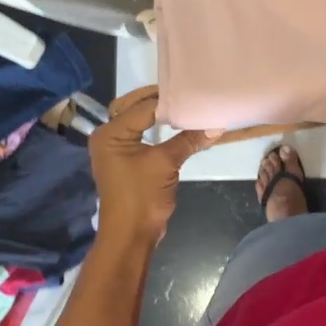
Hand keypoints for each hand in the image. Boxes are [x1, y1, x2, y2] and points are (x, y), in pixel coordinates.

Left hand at [91, 88, 217, 242]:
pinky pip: (142, 136)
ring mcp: (116, 149)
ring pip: (138, 121)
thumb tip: (217, 127)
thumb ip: (188, 140)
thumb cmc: (142, 196)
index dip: (168, 100)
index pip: (142, 107)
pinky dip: (158, 129)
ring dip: (158, 114)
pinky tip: (178, 127)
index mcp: (111, 133)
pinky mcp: (126, 160)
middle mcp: (109, 136)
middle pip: (133, 108)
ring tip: (185, 106)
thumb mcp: (166, 164)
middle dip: (159, 100)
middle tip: (186, 92)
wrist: (131, 233)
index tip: (193, 92)